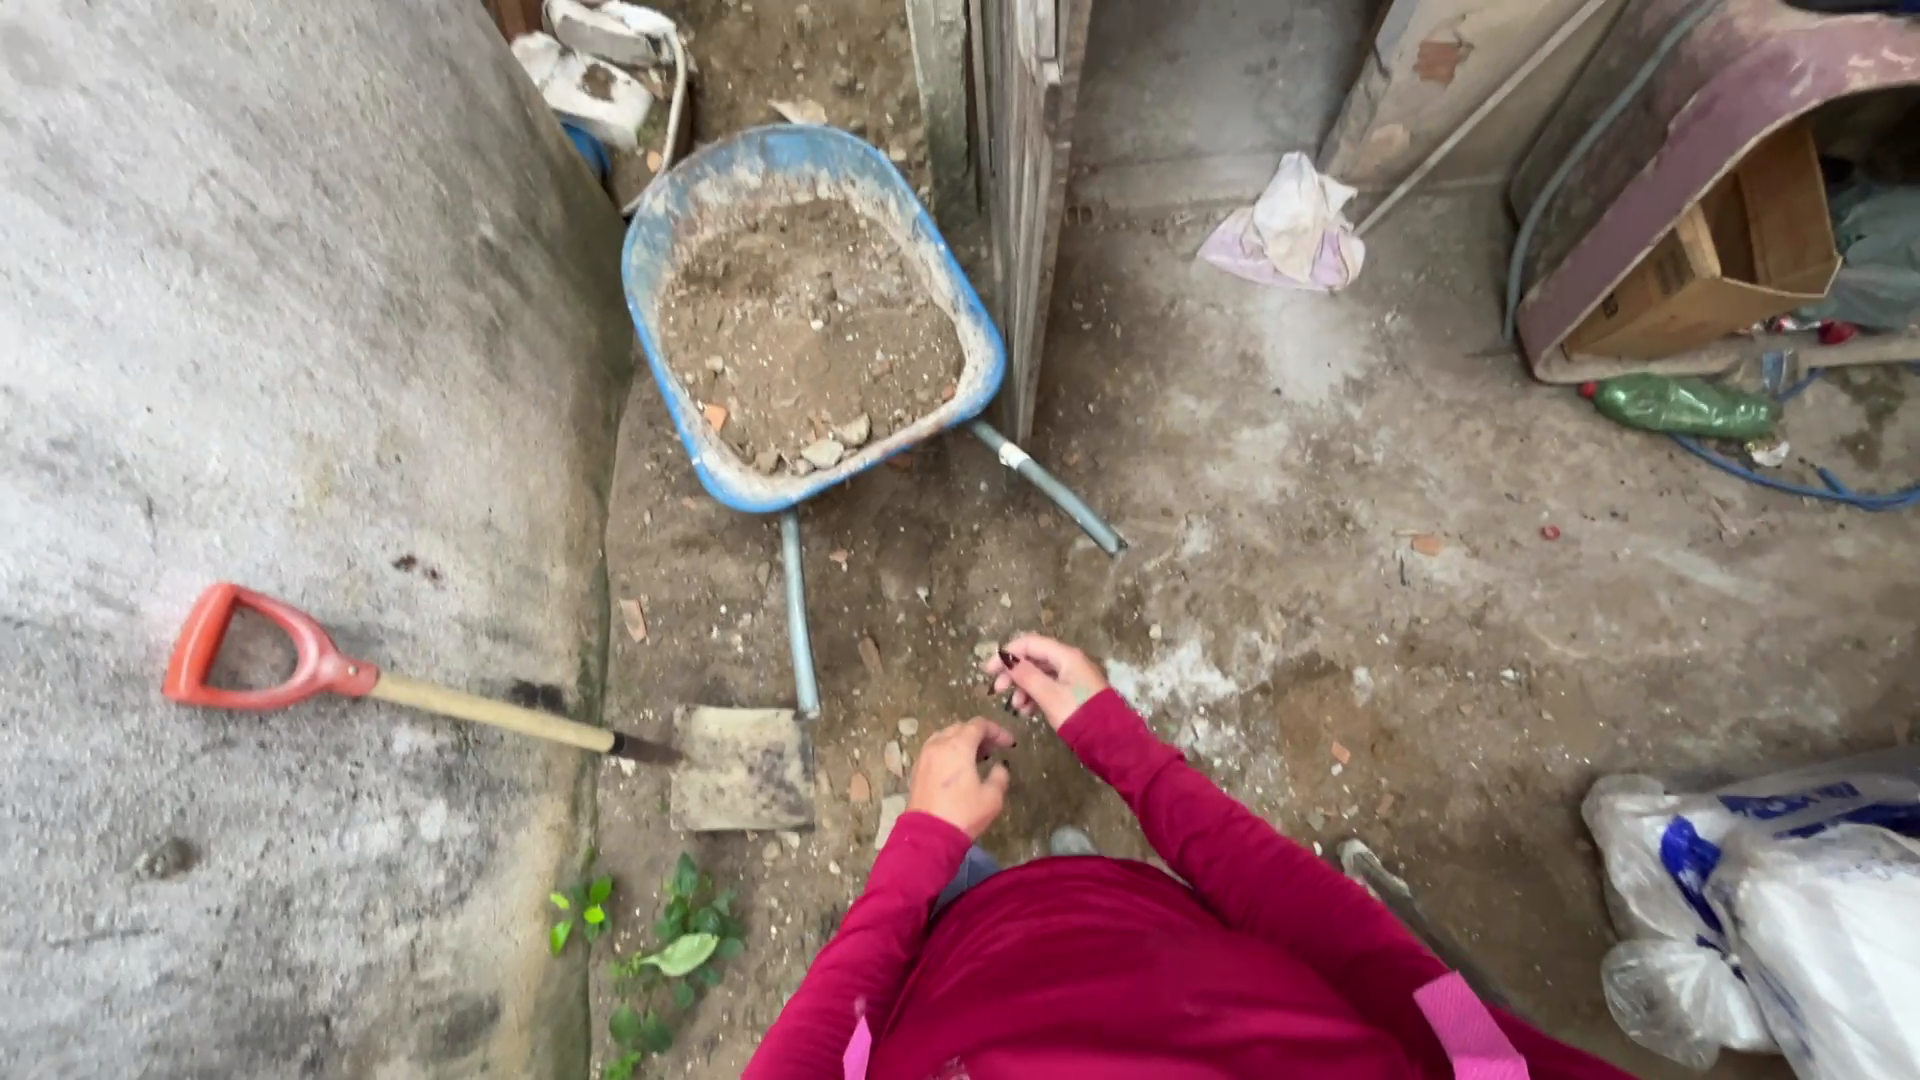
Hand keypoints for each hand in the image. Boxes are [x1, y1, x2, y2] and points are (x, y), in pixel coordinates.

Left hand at [907, 718, 1014, 839]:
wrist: (929, 835)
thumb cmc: (963, 814)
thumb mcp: (992, 797)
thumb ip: (1000, 776)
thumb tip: (999, 767)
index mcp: (958, 746)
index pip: (979, 725)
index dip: (997, 730)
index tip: (1009, 743)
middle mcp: (939, 744)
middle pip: (961, 727)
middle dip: (980, 734)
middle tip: (994, 749)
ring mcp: (925, 755)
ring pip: (946, 736)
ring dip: (963, 740)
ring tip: (977, 756)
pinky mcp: (918, 768)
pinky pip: (935, 748)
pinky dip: (949, 749)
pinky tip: (958, 766)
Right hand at [979, 634, 1109, 730]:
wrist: (1110, 740)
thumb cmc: (1078, 714)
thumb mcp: (1049, 695)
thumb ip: (1026, 675)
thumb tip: (1006, 659)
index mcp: (1065, 656)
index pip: (1030, 643)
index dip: (1007, 653)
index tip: (989, 670)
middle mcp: (1069, 661)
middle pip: (1034, 658)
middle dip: (1014, 673)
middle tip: (998, 690)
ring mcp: (1072, 677)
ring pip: (1040, 675)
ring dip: (1023, 687)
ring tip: (1017, 707)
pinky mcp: (1074, 692)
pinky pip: (1048, 687)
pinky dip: (1035, 696)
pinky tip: (1027, 711)